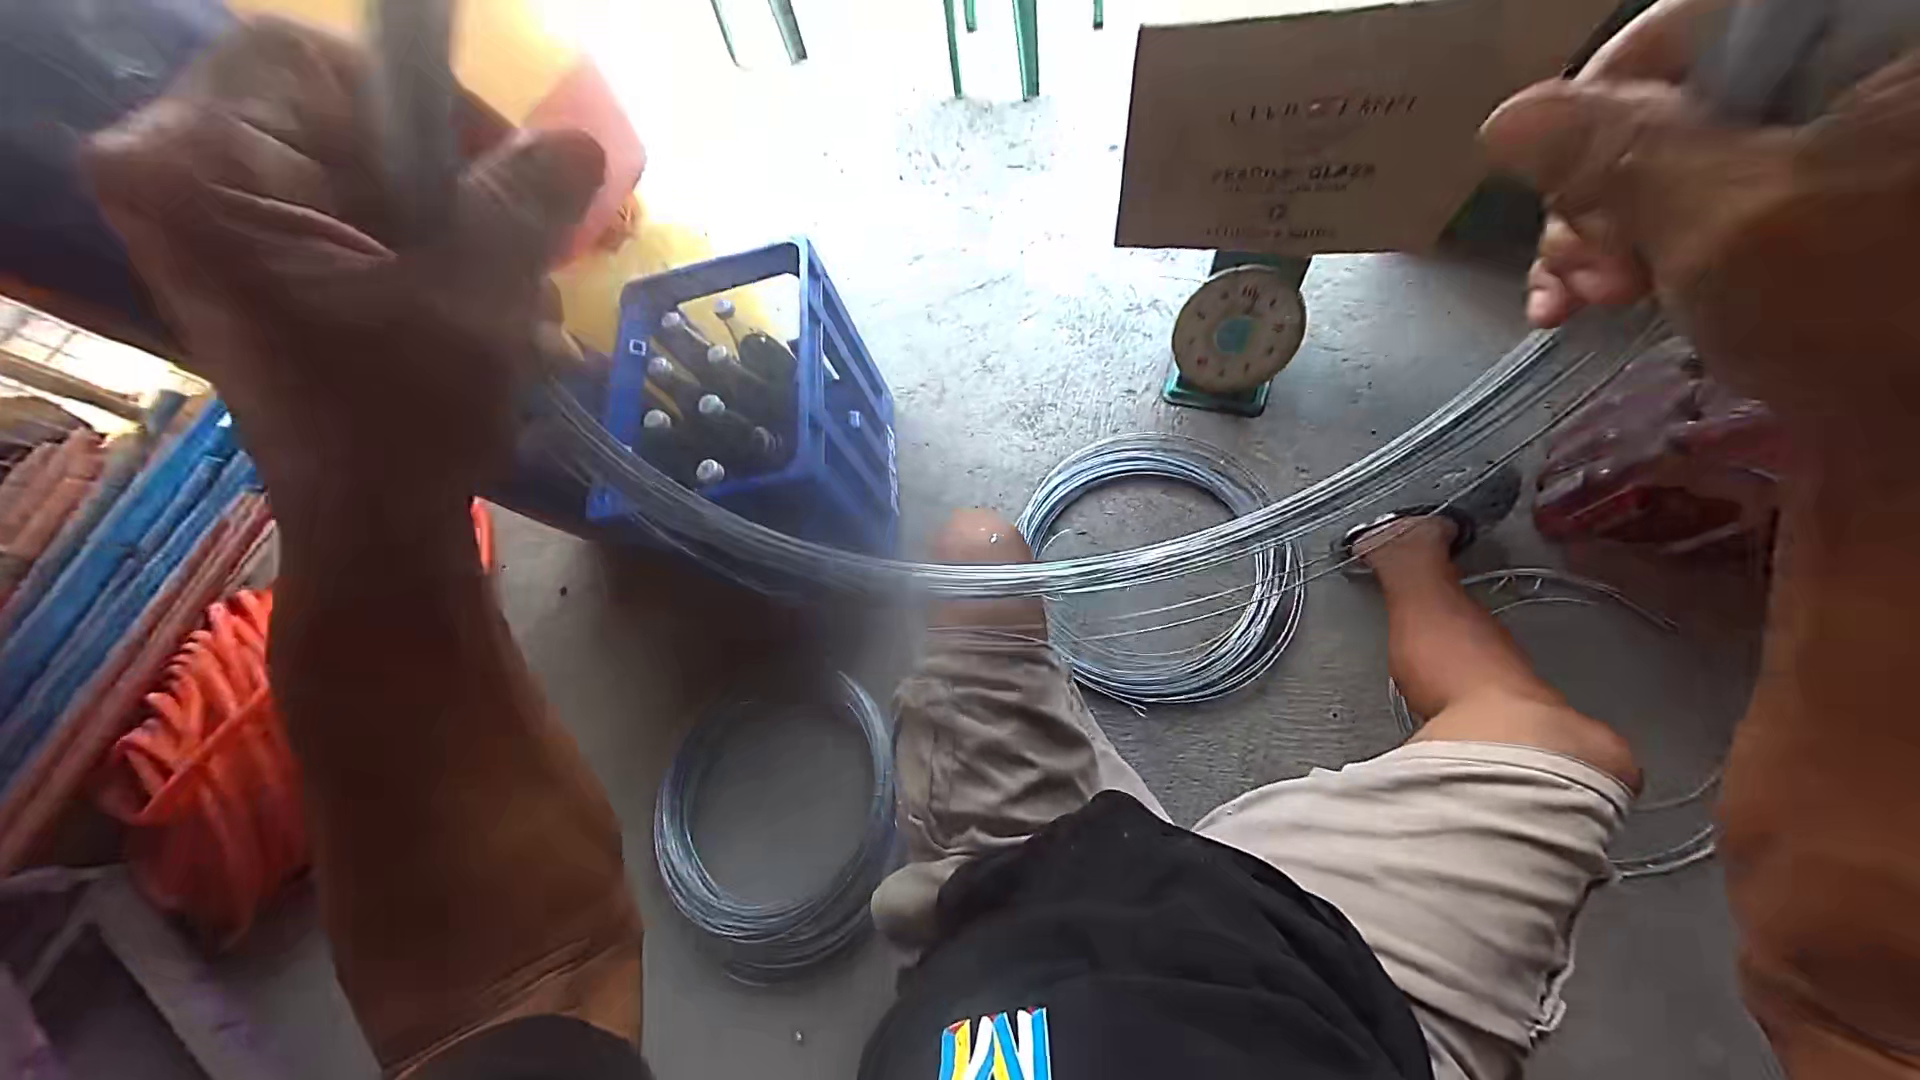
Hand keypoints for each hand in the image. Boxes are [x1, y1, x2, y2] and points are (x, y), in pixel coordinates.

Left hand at [85, 19, 603, 506]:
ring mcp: (252, 238)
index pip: (313, 64)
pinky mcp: (300, 278)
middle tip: (535, 261)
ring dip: (481, 249)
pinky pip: (393, 241)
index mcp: (203, 174)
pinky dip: (463, 276)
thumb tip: (582, 146)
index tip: (519, 179)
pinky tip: (507, 330)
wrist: (383, 521)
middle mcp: (203, 188)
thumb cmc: (409, 421)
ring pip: (390, 193)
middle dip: (468, 199)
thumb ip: (520, 212)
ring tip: (528, 320)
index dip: (432, 109)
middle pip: (358, 133)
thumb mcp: (475, 307)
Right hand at [1482, 29, 1919, 436]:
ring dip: (1596, 238)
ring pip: (1660, 165)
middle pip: (1672, 101)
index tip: (1554, 185)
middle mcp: (1857, 76)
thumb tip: (1508, 118)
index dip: (1605, 98)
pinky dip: (1622, 256)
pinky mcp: (1797, 201)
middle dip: (1596, 196)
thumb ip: (1616, 156)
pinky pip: (1676, 208)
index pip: (1699, 22)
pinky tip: (1591, 302)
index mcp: (1877, 39)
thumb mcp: (1728, 219)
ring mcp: (1830, 141)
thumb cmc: (1878, 306)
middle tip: (1586, 274)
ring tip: (1585, 304)